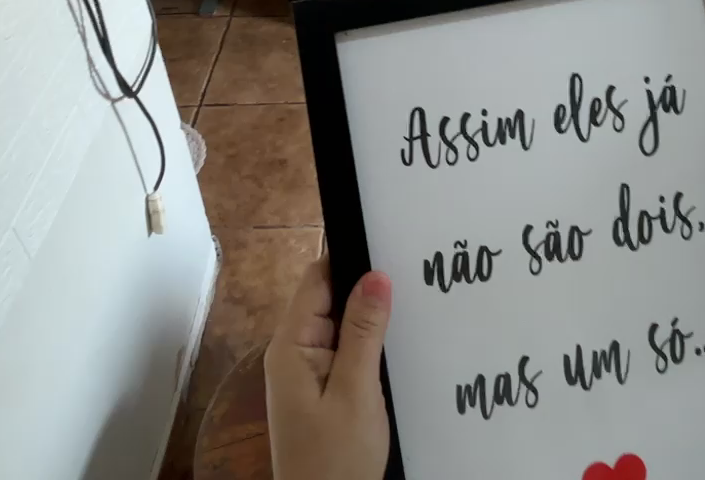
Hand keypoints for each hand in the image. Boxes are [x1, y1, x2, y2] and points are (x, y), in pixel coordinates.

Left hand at [266, 256, 393, 479]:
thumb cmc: (336, 458)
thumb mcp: (355, 391)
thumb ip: (363, 331)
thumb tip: (376, 274)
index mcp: (292, 345)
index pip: (317, 279)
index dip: (350, 257)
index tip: (389, 245)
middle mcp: (294, 351)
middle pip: (329, 297)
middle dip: (366, 287)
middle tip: (410, 273)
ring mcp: (307, 371)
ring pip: (341, 323)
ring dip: (370, 316)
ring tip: (412, 300)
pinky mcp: (323, 388)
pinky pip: (345, 348)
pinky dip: (368, 341)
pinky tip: (397, 338)